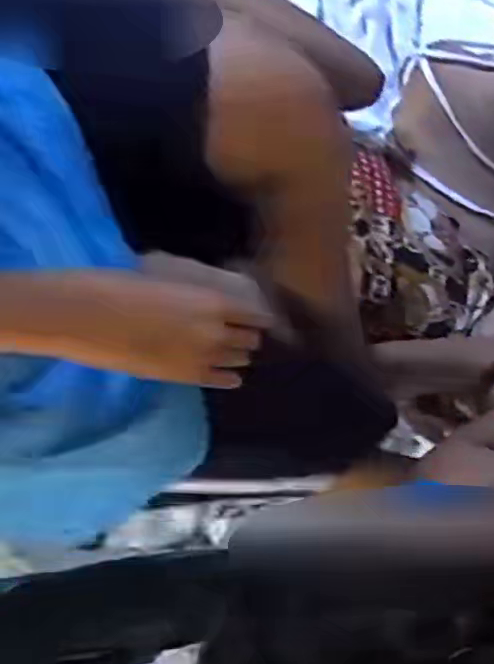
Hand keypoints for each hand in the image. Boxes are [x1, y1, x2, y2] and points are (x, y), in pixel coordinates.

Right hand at [5, 268, 270, 387]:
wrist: (65, 315)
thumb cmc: (102, 287)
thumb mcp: (159, 283)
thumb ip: (191, 296)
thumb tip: (204, 299)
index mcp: (215, 304)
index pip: (260, 317)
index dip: (254, 319)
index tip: (248, 319)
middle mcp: (220, 332)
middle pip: (252, 340)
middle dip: (243, 336)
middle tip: (227, 334)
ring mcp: (208, 356)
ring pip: (242, 359)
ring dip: (233, 355)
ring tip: (217, 351)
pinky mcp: (191, 376)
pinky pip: (229, 381)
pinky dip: (228, 376)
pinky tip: (218, 372)